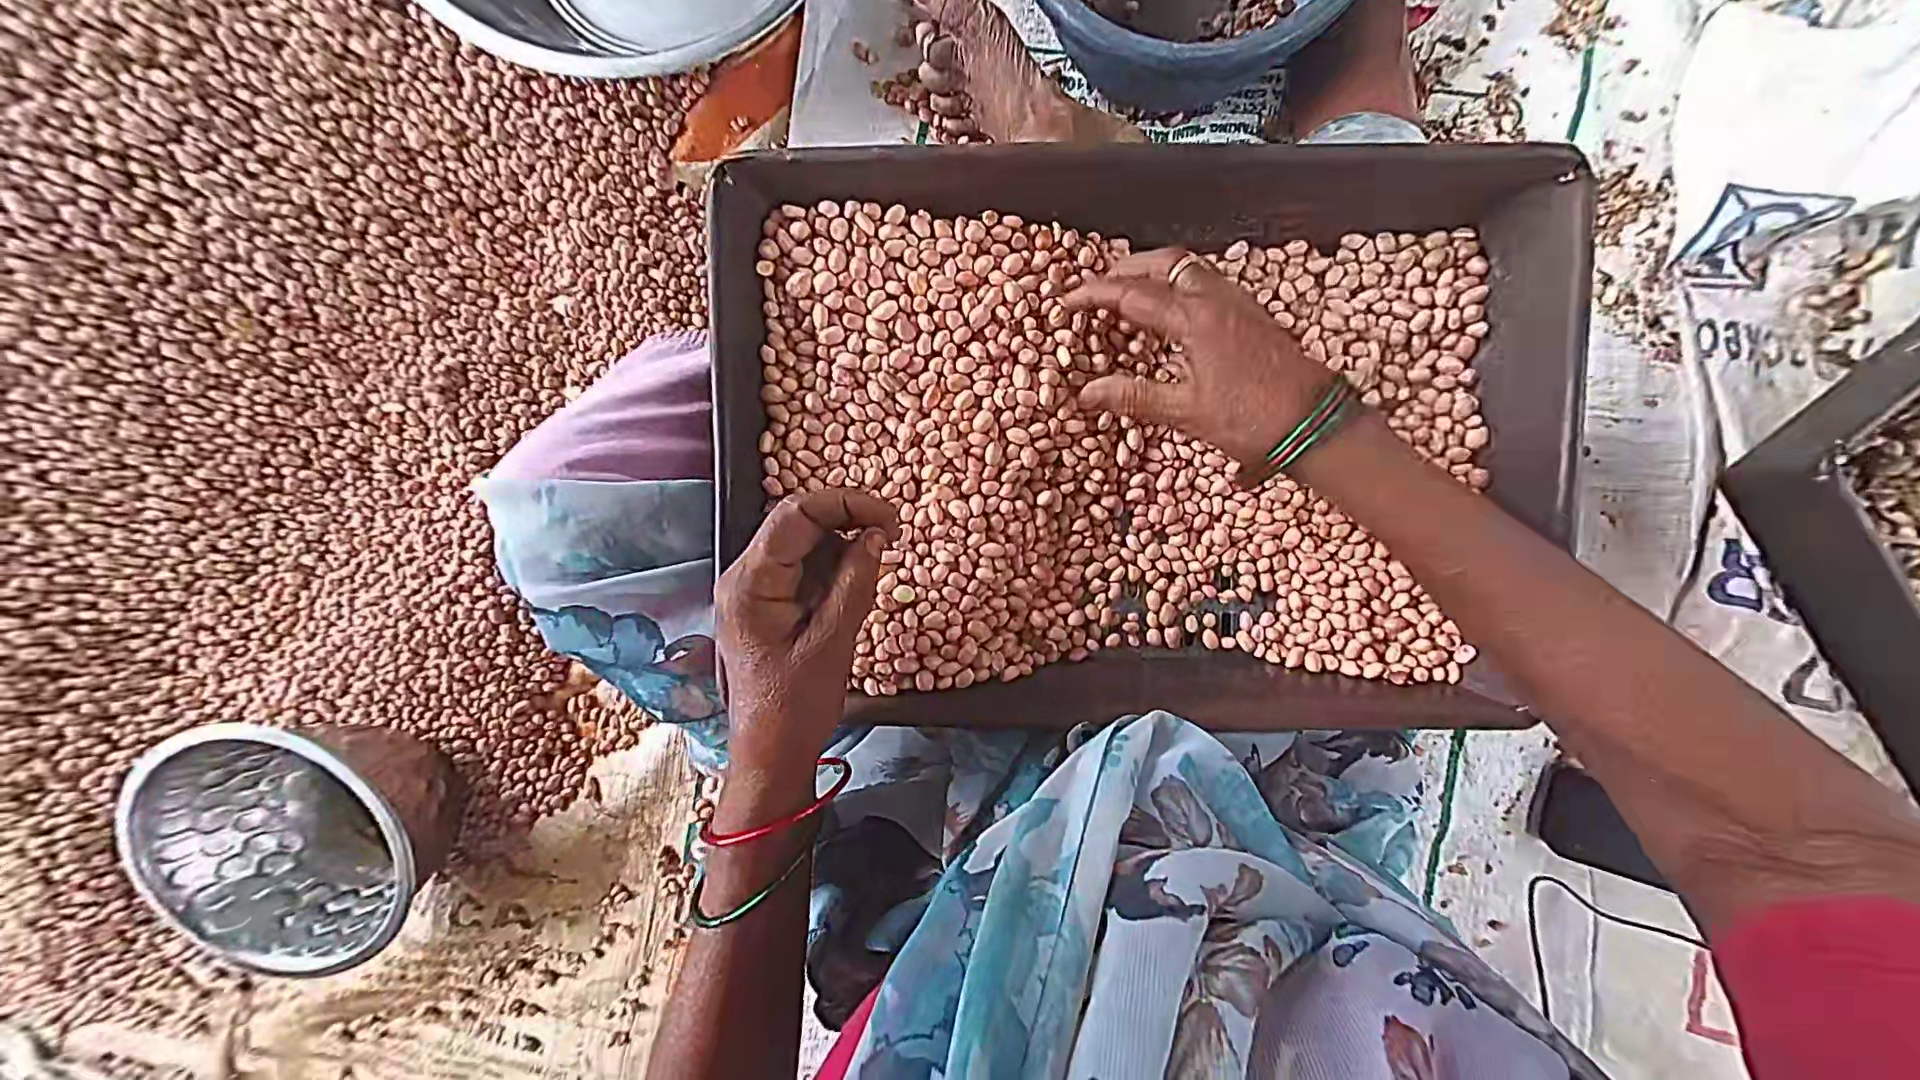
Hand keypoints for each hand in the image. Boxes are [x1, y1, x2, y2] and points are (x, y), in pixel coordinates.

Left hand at [714, 488, 899, 755]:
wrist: (770, 755)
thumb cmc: (794, 708)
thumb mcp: (832, 644)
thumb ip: (854, 584)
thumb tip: (875, 536)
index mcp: (750, 583)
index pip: (796, 515)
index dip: (846, 504)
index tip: (890, 518)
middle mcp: (746, 577)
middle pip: (798, 523)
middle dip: (847, 521)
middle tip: (890, 537)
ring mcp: (757, 589)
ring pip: (805, 544)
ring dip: (844, 546)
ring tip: (873, 571)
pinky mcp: (771, 603)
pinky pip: (807, 569)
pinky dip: (836, 569)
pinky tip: (854, 590)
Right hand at [1064, 248, 1328, 467]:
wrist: (1315, 423)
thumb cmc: (1253, 419)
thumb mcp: (1186, 412)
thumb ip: (1134, 397)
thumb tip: (1087, 393)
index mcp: (1195, 320)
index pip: (1133, 295)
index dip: (1095, 294)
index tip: (1068, 300)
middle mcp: (1217, 300)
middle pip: (1164, 263)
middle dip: (1125, 268)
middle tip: (1098, 284)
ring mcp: (1238, 304)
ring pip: (1188, 268)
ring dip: (1154, 271)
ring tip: (1129, 290)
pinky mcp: (1251, 315)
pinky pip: (1207, 282)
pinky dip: (1179, 284)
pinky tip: (1173, 309)